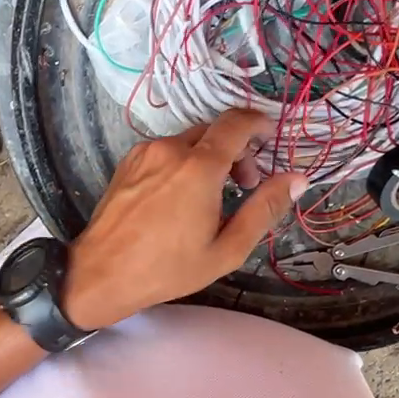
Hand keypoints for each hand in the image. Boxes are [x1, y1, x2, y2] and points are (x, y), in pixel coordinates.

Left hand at [61, 110, 304, 328]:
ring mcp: (145, 152)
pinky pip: (166, 151)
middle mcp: (170, 149)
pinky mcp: (128, 161)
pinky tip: (181, 197)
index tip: (271, 139)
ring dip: (209, 158)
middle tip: (243, 186)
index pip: (236, 123)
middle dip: (237, 151)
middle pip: (214, 132)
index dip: (259, 124)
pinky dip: (183, 162)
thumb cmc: (167, 268)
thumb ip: (264, 209)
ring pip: (189, 141)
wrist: (101, 273)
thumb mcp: (226, 248)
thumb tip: (297, 179)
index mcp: (198, 167)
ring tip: (211, 197)